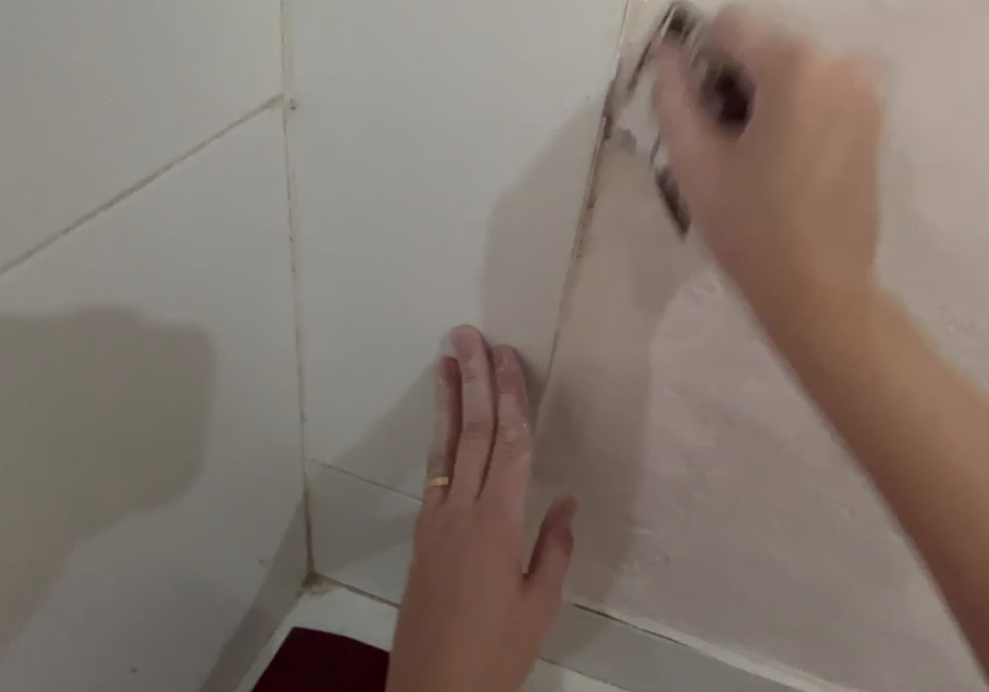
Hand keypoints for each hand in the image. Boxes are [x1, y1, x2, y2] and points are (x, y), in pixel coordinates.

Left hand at [386, 327, 576, 691]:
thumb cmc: (496, 651)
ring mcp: (437, 521)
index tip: (507, 356)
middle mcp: (463, 510)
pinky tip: (443, 422)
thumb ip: (553, 547)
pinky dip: (440, 438)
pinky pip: (435, 473)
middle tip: (469, 336)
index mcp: (498, 522)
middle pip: (473, 432)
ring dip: (450, 400)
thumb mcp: (539, 605)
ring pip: (446, 447)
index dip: (510, 396)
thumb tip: (565, 500)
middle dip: (475, 380)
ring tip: (447, 360)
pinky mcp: (423, 536)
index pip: (508, 443)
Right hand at [652, 6, 885, 340]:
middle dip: (733, 78)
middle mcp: (840, 63)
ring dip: (762, 94)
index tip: (698, 112)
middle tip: (723, 141)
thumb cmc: (752, 227)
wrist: (822, 290)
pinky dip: (792, 106)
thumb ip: (672, 91)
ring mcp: (864, 89)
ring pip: (790, 66)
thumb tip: (667, 50)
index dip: (700, 61)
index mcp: (797, 65)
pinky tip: (782, 158)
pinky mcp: (873, 116)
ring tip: (753, 154)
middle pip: (763, 43)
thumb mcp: (694, 159)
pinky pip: (817, 88)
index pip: (729, 25)